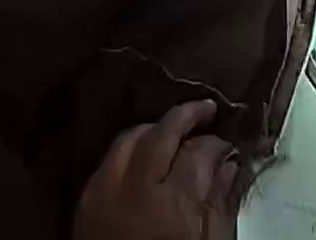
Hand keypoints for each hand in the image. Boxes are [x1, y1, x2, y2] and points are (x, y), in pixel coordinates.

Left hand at [74, 100, 241, 239]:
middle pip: (164, 132)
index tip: (227, 145)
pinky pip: (107, 159)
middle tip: (206, 110)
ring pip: (131, 138)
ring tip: (174, 128)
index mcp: (174, 206)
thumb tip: (230, 165)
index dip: (218, 144)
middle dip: (188, 115)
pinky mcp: (85, 203)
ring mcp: (106, 193)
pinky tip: (142, 151)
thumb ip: (220, 206)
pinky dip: (128, 149)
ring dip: (156, 127)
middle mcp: (136, 190)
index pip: (201, 153)